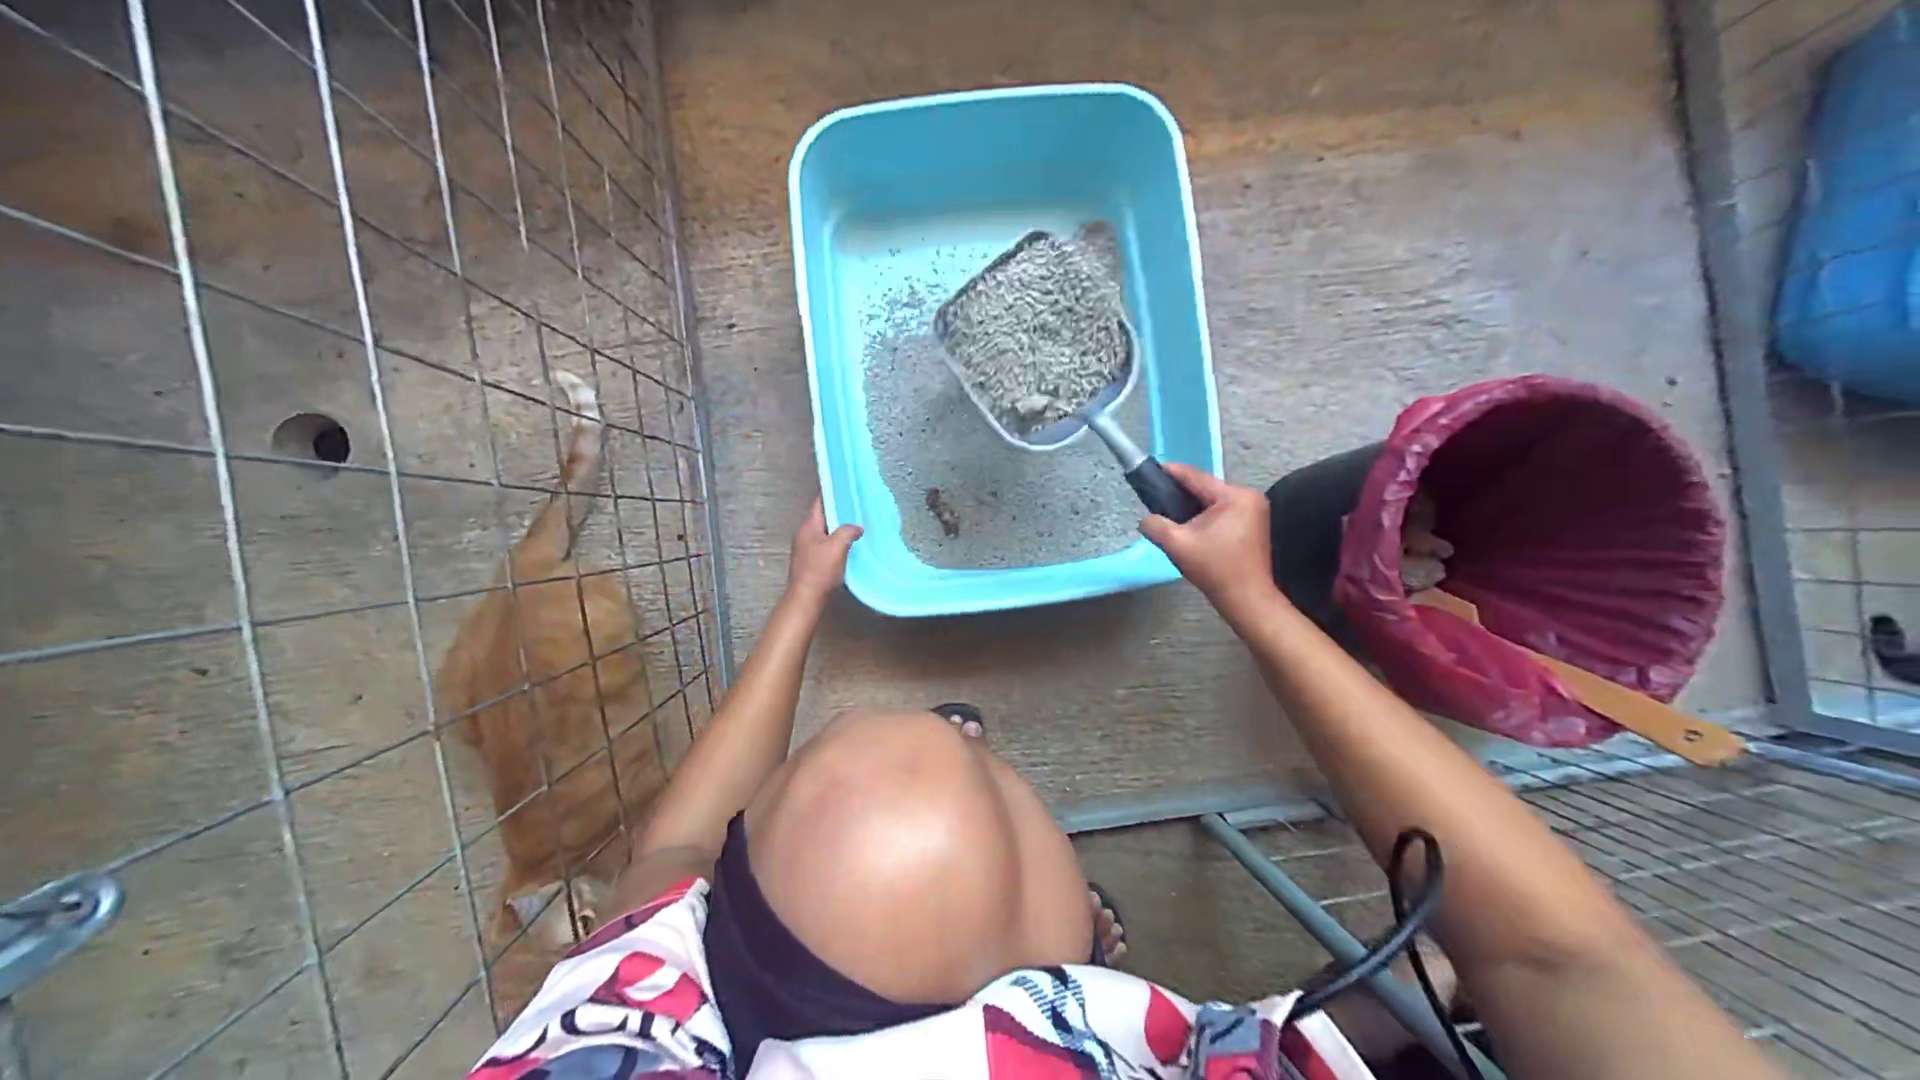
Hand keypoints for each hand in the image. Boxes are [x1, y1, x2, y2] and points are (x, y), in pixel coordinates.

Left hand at [787, 497, 861, 602]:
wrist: (807, 599)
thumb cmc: (820, 571)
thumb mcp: (837, 547)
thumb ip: (847, 531)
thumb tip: (857, 527)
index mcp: (808, 526)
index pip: (819, 502)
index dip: (832, 493)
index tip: (847, 486)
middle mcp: (805, 534)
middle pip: (823, 516)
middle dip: (839, 511)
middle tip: (858, 505)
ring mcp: (807, 548)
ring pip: (826, 531)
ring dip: (839, 528)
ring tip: (858, 523)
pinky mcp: (812, 560)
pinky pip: (826, 544)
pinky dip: (838, 541)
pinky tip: (851, 544)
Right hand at [1138, 464, 1279, 621]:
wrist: (1246, 598)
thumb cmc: (1214, 569)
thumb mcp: (1177, 544)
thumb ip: (1155, 525)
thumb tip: (1146, 519)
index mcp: (1234, 497)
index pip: (1197, 477)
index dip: (1173, 472)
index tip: (1154, 468)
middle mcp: (1249, 498)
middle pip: (1207, 488)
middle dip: (1182, 492)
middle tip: (1158, 496)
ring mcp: (1255, 511)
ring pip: (1215, 501)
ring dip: (1194, 505)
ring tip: (1171, 511)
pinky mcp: (1255, 525)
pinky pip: (1224, 512)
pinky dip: (1206, 515)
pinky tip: (1192, 524)